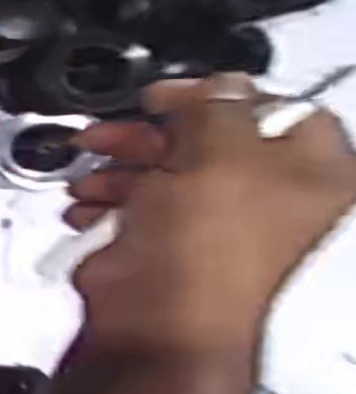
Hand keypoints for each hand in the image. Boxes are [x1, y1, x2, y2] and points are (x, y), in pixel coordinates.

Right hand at [67, 73, 355, 355]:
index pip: (272, 112)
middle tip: (105, 135)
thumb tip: (219, 84)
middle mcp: (260, 194)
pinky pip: (126, 206)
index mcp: (305, 171)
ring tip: (89, 184)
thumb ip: (218, 113)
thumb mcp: (217, 158)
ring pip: (155, 174)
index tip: (165, 95)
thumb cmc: (202, 244)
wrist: (155, 308)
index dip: (216, 98)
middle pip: (201, 142)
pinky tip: (89, 210)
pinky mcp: (155, 237)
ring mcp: (203, 219)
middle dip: (145, 137)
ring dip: (113, 173)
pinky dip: (101, 205)